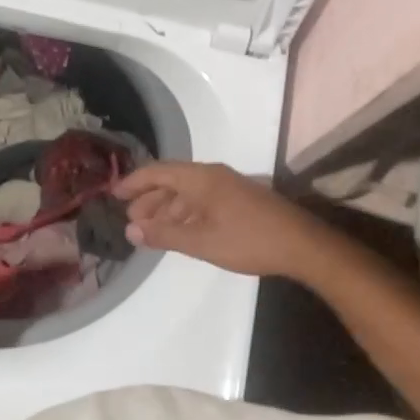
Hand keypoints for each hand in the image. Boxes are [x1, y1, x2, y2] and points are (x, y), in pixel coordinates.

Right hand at [113, 162, 337, 279]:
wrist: (305, 247)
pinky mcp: (240, 202)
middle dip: (148, 200)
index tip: (113, 195)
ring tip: (151, 230)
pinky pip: (202, 201)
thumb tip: (130, 230)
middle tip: (131, 220)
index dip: (133, 183)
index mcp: (200, 178)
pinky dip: (185, 214)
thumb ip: (164, 235)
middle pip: (170, 182)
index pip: (156, 172)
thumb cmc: (249, 240)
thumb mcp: (201, 241)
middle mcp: (211, 176)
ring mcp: (227, 188)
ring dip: (167, 210)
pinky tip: (182, 233)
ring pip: (187, 193)